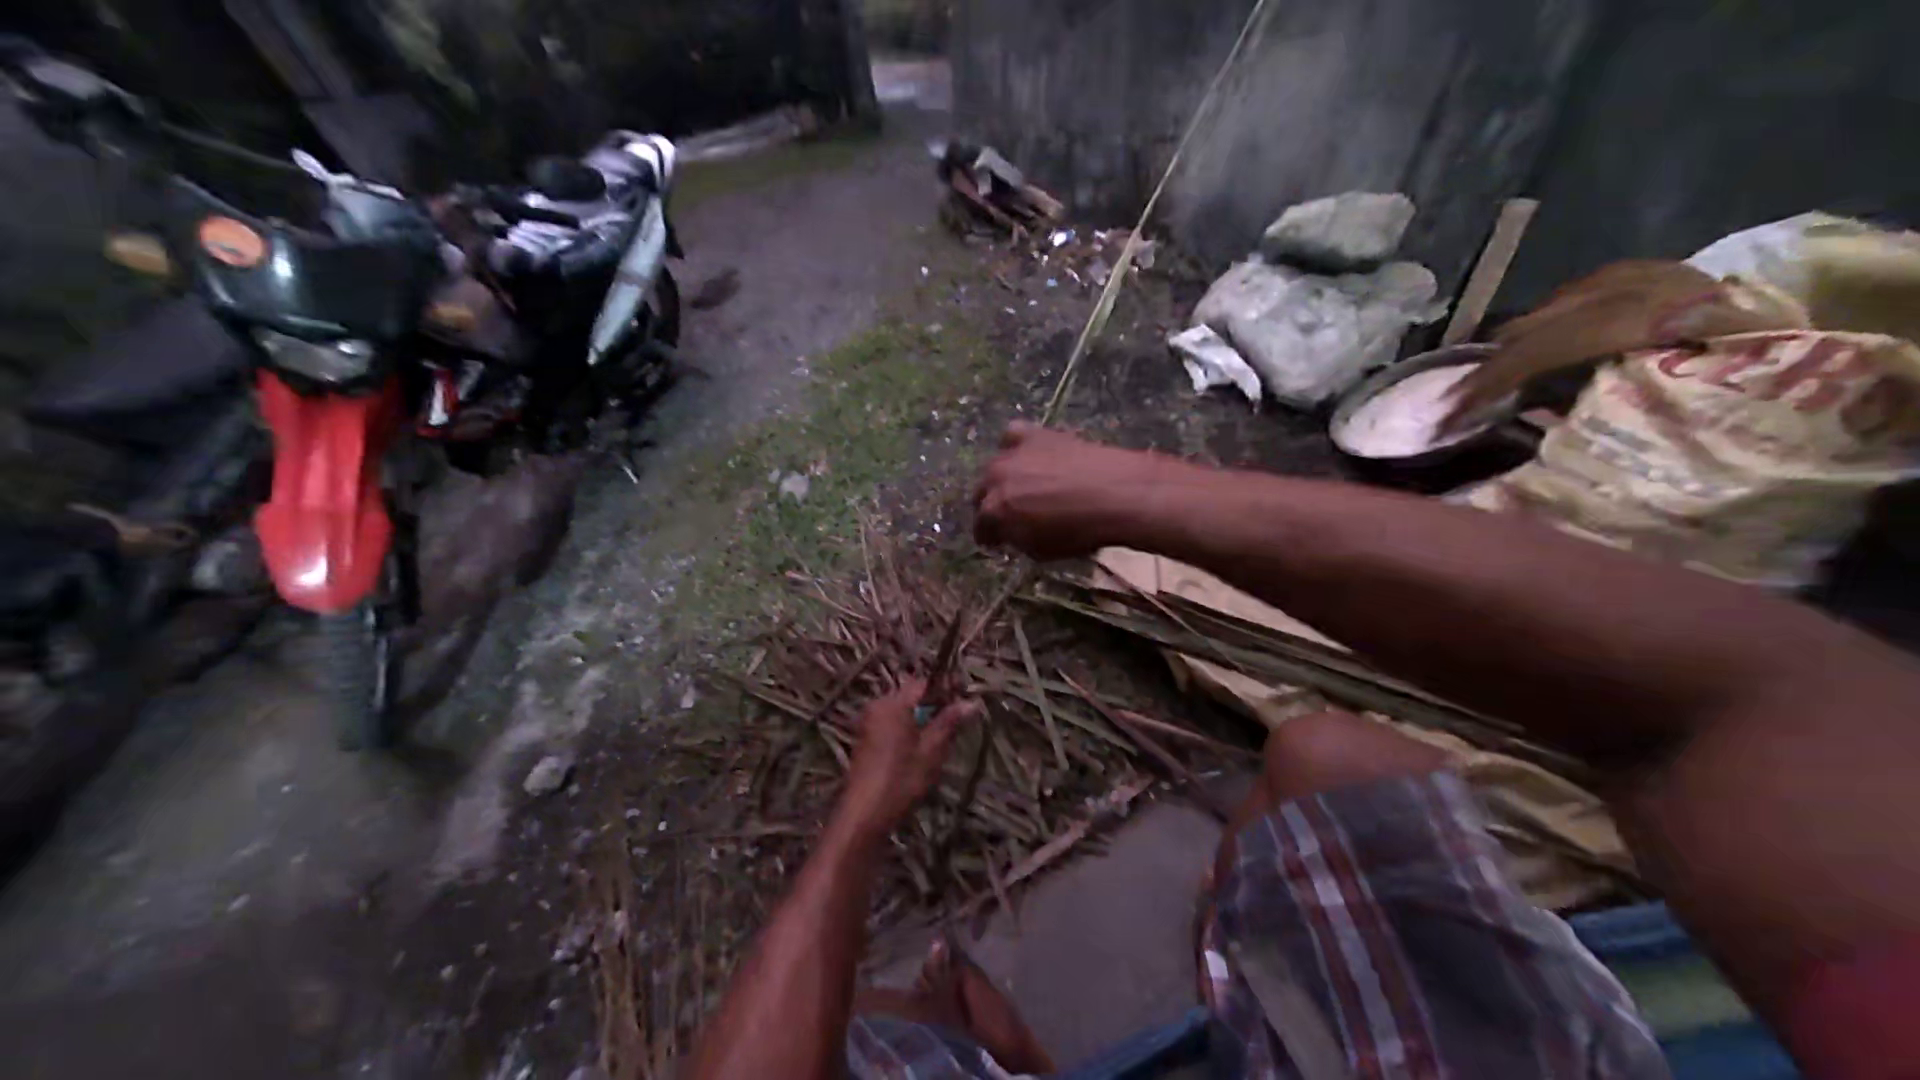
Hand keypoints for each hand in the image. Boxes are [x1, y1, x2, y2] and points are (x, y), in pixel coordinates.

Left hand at [836, 679, 978, 840]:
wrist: (864, 814)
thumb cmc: (901, 779)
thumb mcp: (931, 750)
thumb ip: (949, 722)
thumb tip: (971, 701)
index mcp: (893, 703)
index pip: (924, 683)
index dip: (946, 687)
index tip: (966, 696)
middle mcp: (878, 706)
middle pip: (912, 695)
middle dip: (936, 704)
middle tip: (958, 720)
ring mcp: (868, 722)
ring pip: (903, 710)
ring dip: (923, 718)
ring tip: (943, 736)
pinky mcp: (865, 738)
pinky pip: (892, 723)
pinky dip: (909, 728)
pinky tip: (921, 748)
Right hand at [973, 422, 1167, 560]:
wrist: (1118, 493)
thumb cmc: (1081, 531)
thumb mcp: (1042, 551)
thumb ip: (1018, 540)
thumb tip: (1011, 533)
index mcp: (995, 511)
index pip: (981, 527)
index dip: (988, 536)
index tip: (996, 541)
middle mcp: (996, 479)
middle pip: (982, 493)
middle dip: (991, 506)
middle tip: (1008, 515)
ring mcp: (1014, 453)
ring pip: (994, 465)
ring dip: (1002, 478)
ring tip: (1019, 485)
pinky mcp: (1035, 434)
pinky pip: (1012, 436)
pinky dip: (1014, 446)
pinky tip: (1027, 455)